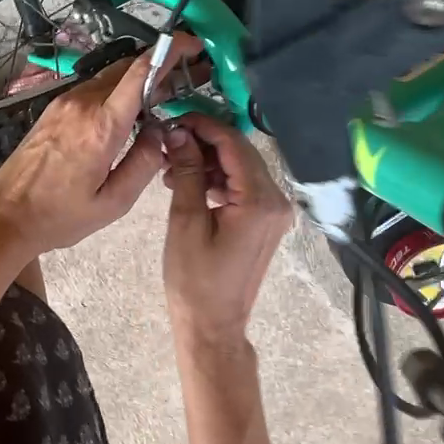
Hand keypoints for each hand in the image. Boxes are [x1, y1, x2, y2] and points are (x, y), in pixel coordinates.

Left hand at [0, 48, 193, 256]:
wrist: (5, 214)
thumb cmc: (59, 216)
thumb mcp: (112, 202)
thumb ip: (144, 164)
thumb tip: (162, 132)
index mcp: (101, 126)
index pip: (139, 73)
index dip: (168, 51)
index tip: (192, 43)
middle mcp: (82, 103)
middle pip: (126, 68)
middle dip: (158, 65)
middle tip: (185, 76)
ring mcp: (64, 102)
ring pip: (109, 77)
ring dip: (136, 79)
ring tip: (160, 96)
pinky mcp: (54, 108)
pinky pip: (92, 89)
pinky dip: (115, 91)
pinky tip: (126, 111)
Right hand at [161, 113, 294, 347]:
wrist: (212, 325)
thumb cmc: (194, 279)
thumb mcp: (185, 220)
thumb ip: (187, 170)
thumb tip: (179, 132)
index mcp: (260, 200)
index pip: (233, 144)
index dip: (203, 125)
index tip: (173, 118)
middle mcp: (276, 200)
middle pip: (239, 152)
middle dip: (203, 142)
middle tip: (167, 143)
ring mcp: (274, 212)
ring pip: (239, 167)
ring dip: (206, 160)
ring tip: (171, 168)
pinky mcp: (265, 221)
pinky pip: (241, 185)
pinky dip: (215, 178)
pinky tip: (186, 182)